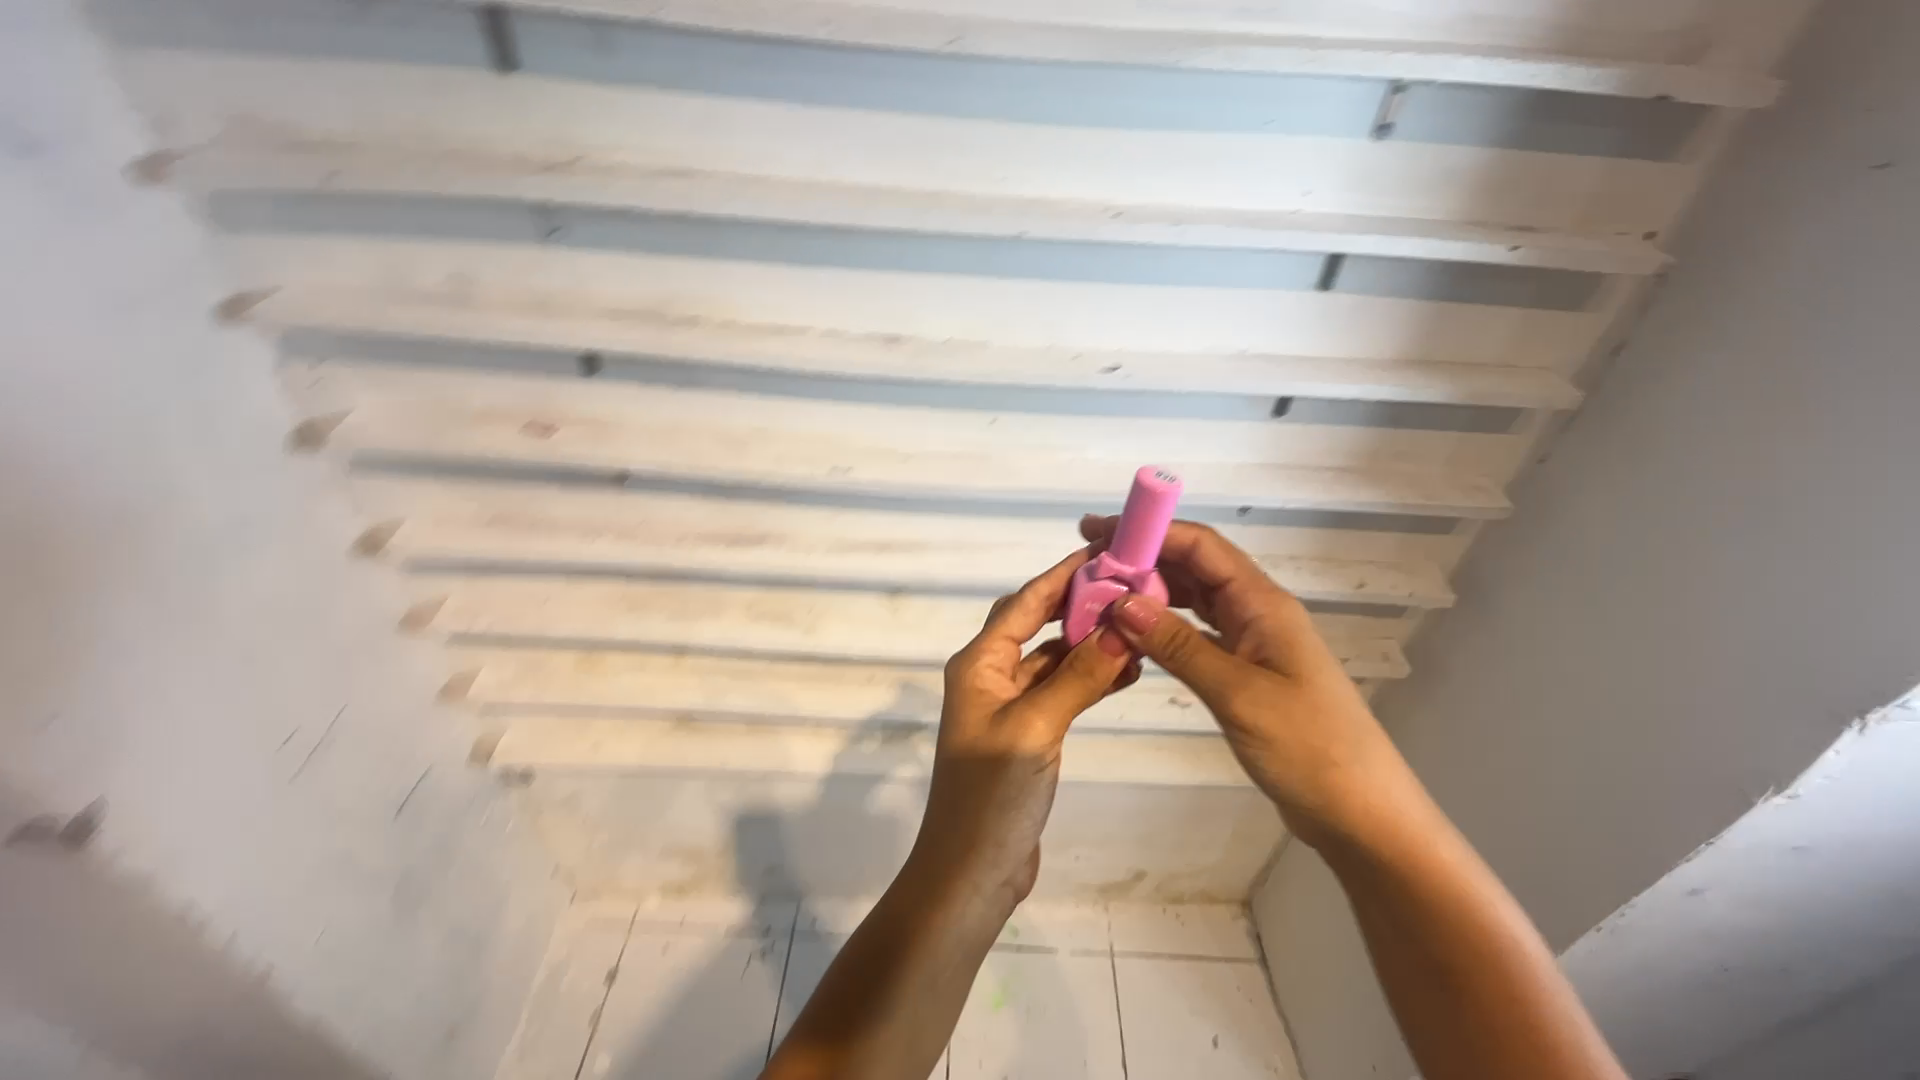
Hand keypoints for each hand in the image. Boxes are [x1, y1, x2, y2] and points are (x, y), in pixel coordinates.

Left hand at [905, 549, 1139, 908]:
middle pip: (1038, 626)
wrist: (973, 871)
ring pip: (1054, 660)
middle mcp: (990, 677)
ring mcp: (1009, 707)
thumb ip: (1079, 676)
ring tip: (1138, 630)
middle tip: (1131, 589)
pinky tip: (1126, 672)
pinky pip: (1062, 692)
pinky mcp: (1028, 734)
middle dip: (1080, 606)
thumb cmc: (992, 794)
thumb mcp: (1037, 728)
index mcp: (978, 665)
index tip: (1106, 555)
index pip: (1024, 604)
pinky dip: (1090, 679)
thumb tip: (1120, 626)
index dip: (1062, 576)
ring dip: (1090, 645)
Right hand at [1080, 516, 1420, 850]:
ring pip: (1194, 601)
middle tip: (1087, 568)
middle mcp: (1257, 612)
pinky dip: (1164, 629)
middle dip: (1142, 559)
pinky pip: (1198, 634)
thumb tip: (1121, 602)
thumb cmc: (1307, 746)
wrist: (1359, 811)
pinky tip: (1135, 637)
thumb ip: (1178, 645)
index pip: (1200, 546)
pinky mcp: (1246, 673)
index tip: (1097, 532)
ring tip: (1101, 598)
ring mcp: (1253, 643)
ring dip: (1151, 594)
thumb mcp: (1237, 692)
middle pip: (1194, 567)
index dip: (1149, 531)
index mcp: (1262, 603)